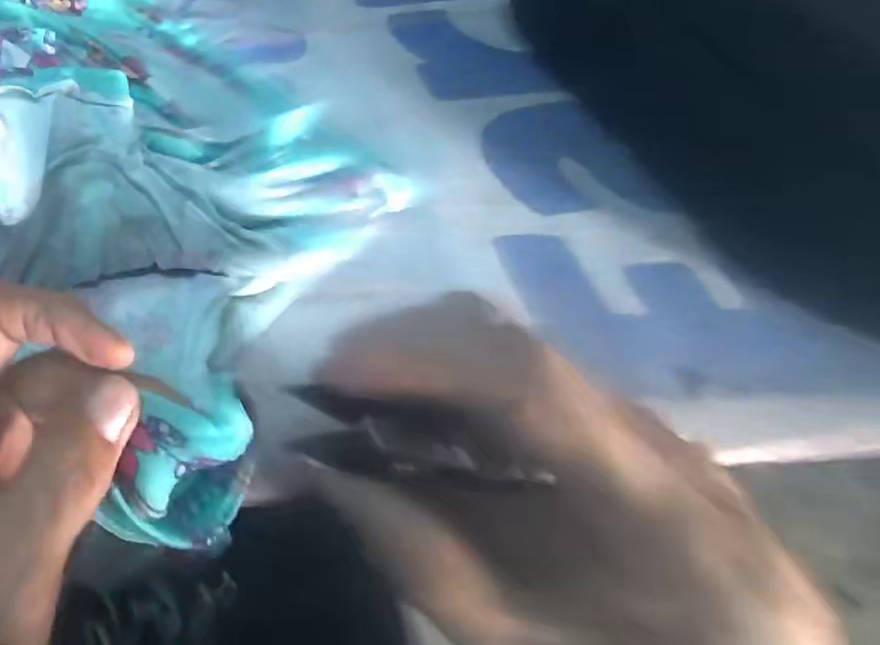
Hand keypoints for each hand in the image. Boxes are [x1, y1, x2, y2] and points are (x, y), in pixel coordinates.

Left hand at [0, 284, 143, 644]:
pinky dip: (98, 438)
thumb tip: (124, 389)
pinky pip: (59, 432)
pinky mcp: (11, 469)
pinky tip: (136, 456)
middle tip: (165, 402)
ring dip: (105, 404)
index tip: (119, 355)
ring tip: (168, 430)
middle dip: (92, 363)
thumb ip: (65, 471)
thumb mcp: (11, 549)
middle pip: (28, 350)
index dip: (53, 316)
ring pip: (51, 391)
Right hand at [309, 294, 843, 644]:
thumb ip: (393, 536)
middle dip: (396, 343)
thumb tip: (294, 459)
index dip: (412, 360)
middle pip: (505, 339)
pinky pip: (507, 361)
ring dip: (412, 348)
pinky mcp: (611, 416)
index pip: (527, 382)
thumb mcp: (488, 622)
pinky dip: (439, 367)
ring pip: (501, 337)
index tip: (329, 376)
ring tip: (356, 386)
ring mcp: (640, 422)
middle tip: (328, 378)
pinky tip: (408, 403)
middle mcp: (660, 444)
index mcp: (658, 510)